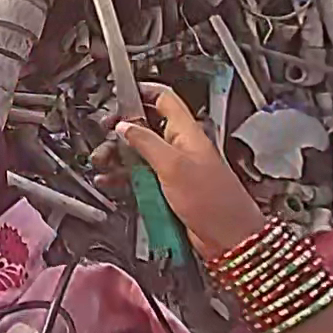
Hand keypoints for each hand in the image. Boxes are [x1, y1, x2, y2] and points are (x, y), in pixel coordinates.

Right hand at [116, 83, 266, 255]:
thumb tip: (124, 125)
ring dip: (118, 156)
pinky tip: (110, 179)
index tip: (120, 94)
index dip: (142, 92)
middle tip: (106, 132)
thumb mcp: (174, 166)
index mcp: (186, 132)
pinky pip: (139, 177)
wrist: (230, 241)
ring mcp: (172, 168)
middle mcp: (179, 147)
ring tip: (103, 161)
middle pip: (144, 127)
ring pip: (138, 153)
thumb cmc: (215, 203)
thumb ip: (145, 142)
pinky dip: (123, 177)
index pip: (164, 99)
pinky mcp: (166, 189)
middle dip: (122, 129)